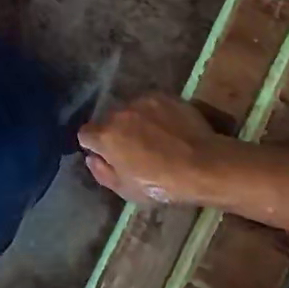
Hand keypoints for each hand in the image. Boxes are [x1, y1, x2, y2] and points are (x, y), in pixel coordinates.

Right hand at [77, 94, 225, 205]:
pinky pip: (150, 103)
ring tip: (154, 137)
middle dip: (115, 132)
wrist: (203, 165)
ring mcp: (142, 101)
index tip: (108, 156)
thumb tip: (91, 158)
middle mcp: (119, 112)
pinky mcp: (163, 96)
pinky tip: (168, 128)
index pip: (85, 134)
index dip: (95, 146)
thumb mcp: (126, 190)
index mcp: (105, 136)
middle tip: (134, 148)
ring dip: (134, 120)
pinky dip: (154, 113)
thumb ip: (102, 172)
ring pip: (129, 109)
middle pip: (108, 120)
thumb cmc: (161, 184)